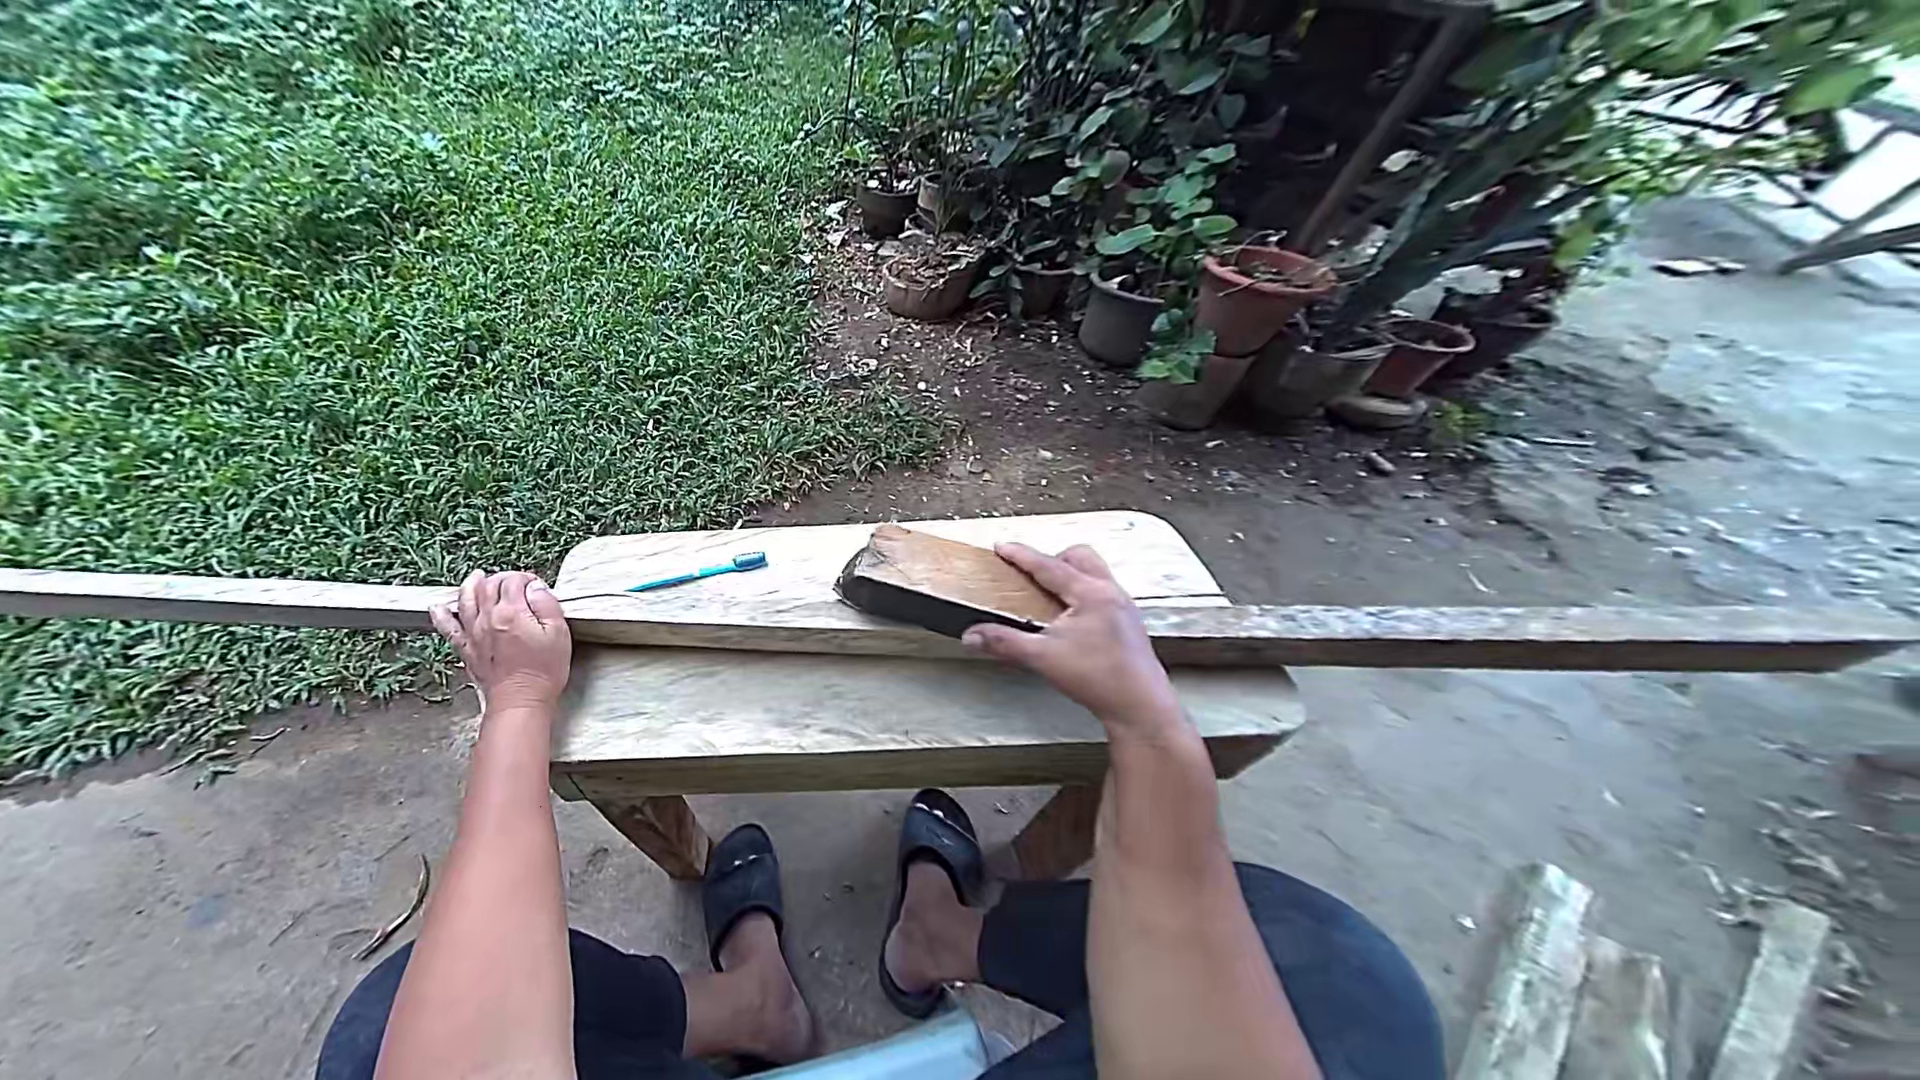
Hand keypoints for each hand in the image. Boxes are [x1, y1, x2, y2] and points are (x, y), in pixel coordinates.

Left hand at [431, 570, 571, 712]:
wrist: (520, 700)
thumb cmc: (544, 670)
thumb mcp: (559, 633)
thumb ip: (547, 604)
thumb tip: (536, 587)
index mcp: (512, 613)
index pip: (514, 581)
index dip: (526, 578)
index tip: (536, 584)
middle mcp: (488, 619)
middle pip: (489, 586)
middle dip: (502, 578)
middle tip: (514, 580)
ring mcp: (473, 633)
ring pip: (466, 599)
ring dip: (472, 585)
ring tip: (478, 577)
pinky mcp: (466, 648)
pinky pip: (447, 627)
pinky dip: (441, 614)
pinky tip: (440, 607)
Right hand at [961, 543, 1182, 733]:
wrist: (1140, 707)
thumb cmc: (1103, 680)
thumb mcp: (1043, 658)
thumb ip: (1005, 643)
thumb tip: (975, 635)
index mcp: (1091, 594)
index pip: (1048, 565)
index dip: (1021, 555)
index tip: (1003, 548)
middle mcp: (1110, 593)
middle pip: (1079, 557)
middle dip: (1052, 558)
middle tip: (1030, 572)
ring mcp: (1123, 607)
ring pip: (1095, 572)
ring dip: (1070, 575)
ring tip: (1049, 593)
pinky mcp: (1128, 623)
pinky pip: (1104, 591)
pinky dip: (1083, 592)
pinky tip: (1072, 616)